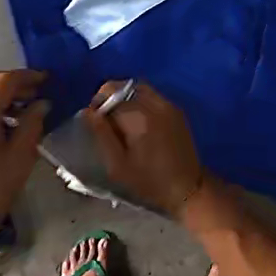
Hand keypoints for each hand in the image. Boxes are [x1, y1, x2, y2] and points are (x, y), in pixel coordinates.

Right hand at [81, 80, 207, 216]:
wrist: (187, 188)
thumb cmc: (148, 181)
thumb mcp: (117, 165)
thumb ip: (101, 134)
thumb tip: (88, 111)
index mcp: (140, 116)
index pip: (111, 95)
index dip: (98, 106)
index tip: (94, 123)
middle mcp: (156, 104)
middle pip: (126, 87)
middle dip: (111, 98)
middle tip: (105, 121)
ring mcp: (169, 105)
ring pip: (140, 89)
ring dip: (126, 98)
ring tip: (121, 121)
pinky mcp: (177, 111)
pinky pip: (153, 96)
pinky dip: (141, 101)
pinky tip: (138, 123)